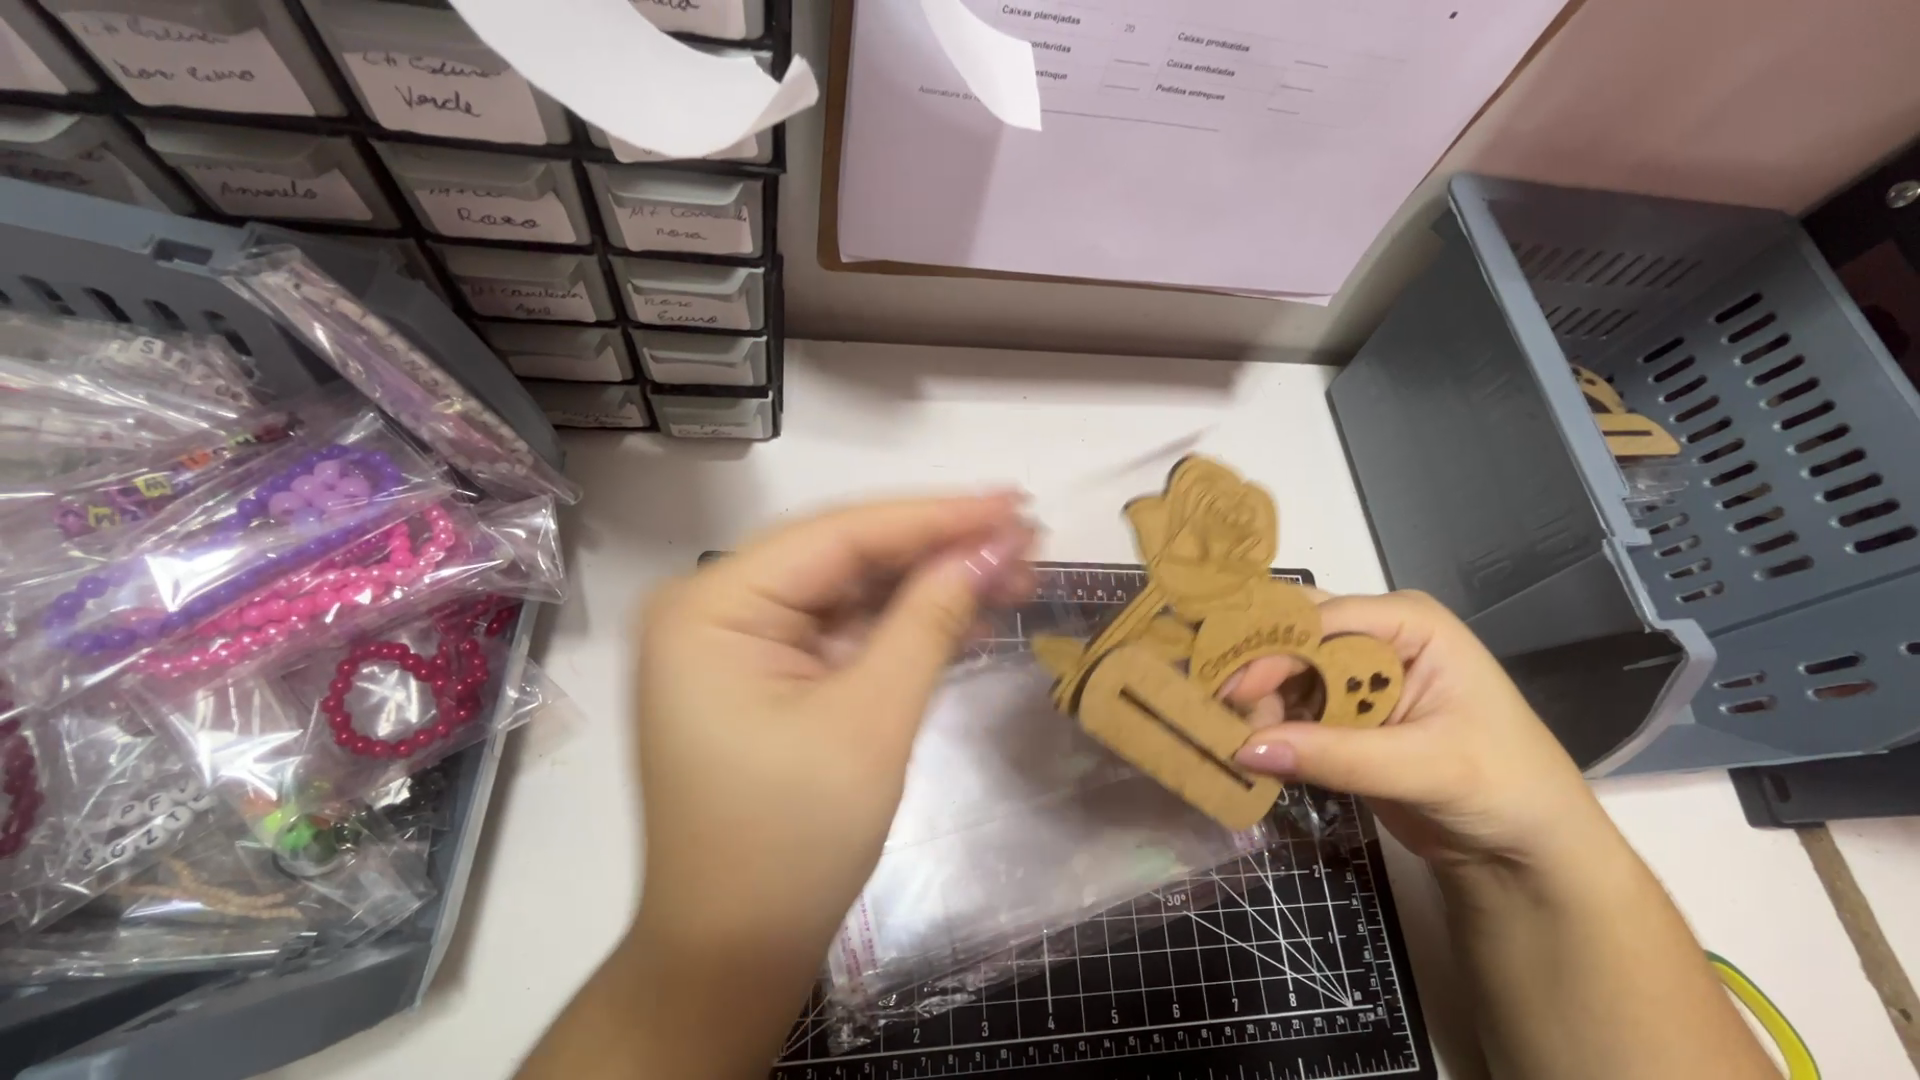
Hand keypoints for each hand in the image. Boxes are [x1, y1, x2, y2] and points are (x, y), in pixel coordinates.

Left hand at [631, 494, 1033, 955]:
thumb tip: (994, 546)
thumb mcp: (871, 721)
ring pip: (850, 592)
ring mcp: (737, 643)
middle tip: (1027, 539)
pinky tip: (967, 615)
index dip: (936, 516)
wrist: (733, 956)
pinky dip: (903, 627)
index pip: (839, 534)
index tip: (1016, 503)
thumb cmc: (791, 843)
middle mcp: (714, 608)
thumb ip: (930, 620)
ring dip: (929, 586)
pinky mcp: (765, 676)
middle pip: (844, 556)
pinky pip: (842, 633)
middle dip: (938, 549)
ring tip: (1015, 572)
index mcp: (711, 606)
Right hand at [1224, 590, 1606, 873]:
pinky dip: (1265, 724)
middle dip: (1254, 667)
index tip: (1231, 692)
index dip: (1272, 651)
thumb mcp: (1425, 767)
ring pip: (1282, 670)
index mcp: (1407, 623)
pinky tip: (1246, 744)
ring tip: (1232, 737)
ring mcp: (1355, 673)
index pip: (1322, 621)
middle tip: (1216, 705)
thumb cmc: (1503, 788)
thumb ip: (1335, 755)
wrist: (1524, 848)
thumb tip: (1244, 749)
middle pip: (1293, 634)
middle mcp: (1374, 635)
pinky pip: (1287, 705)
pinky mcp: (1340, 711)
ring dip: (1255, 700)